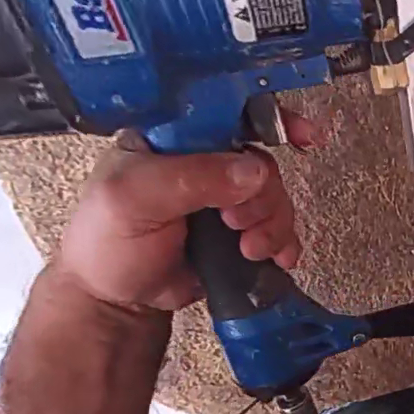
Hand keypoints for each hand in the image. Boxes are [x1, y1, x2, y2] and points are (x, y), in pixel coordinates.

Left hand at [52, 118, 318, 313]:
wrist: (118, 302)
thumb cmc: (109, 242)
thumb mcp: (133, 199)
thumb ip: (190, 178)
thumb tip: (254, 171)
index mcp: (174, 138)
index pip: (227, 111)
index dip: (269, 117)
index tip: (304, 135)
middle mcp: (206, 162)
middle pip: (261, 161)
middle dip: (263, 195)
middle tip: (237, 223)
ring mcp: (226, 199)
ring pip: (274, 197)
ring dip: (273, 224)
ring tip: (250, 250)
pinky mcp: (241, 233)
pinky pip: (280, 229)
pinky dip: (285, 243)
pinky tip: (277, 258)